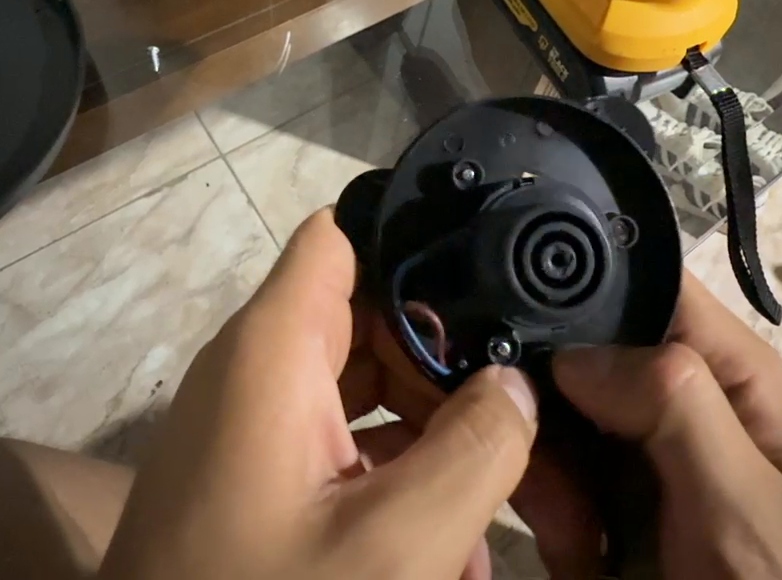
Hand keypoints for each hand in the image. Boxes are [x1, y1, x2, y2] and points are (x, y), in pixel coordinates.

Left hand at [98, 209, 540, 579]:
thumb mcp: (390, 546)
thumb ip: (472, 452)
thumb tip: (514, 383)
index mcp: (273, 348)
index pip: (342, 235)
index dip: (415, 239)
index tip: (494, 275)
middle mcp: (260, 369)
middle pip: (374, 319)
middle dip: (451, 365)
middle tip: (524, 415)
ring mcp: (258, 426)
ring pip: (368, 389)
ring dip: (437, 434)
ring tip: (510, 494)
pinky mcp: (261, 478)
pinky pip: (344, 447)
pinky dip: (400, 477)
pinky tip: (452, 545)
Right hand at [347, 264, 781, 579]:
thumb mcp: (749, 504)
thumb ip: (674, 406)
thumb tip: (571, 351)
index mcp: (723, 366)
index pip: (643, 282)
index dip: (581, 284)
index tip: (520, 315)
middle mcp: (674, 393)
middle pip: (580, 348)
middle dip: (549, 399)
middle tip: (536, 455)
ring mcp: (636, 446)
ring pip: (551, 411)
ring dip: (546, 467)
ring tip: (576, 534)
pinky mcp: (608, 496)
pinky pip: (550, 472)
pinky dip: (549, 509)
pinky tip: (581, 557)